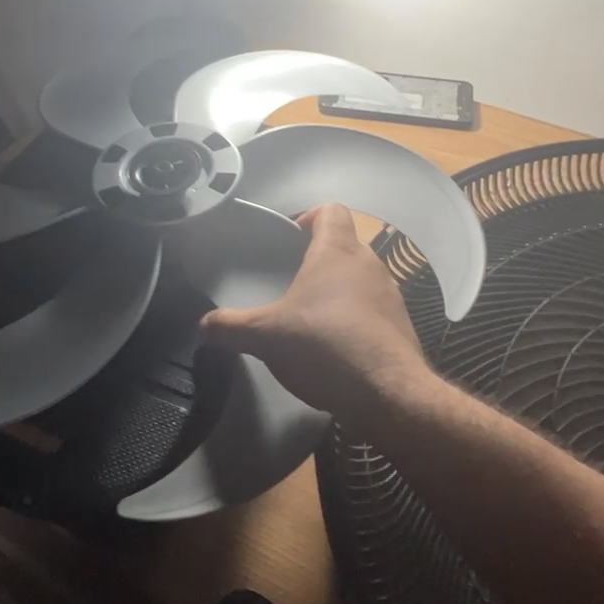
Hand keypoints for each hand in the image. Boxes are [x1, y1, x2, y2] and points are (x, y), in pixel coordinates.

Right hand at [200, 203, 431, 424]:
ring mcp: (391, 294)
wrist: (388, 392)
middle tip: (292, 286)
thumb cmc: (325, 344)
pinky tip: (336, 349)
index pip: (331, 210)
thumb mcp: (266, 336)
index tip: (290, 241)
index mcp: (337, 251)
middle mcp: (370, 263)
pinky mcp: (401, 326)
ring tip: (312, 320)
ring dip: (339, 292)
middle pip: (344, 245)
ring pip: (361, 279)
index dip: (310, 217)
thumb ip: (231, 327)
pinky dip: (356, 320)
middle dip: (319, 261)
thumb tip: (202, 326)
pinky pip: (374, 311)